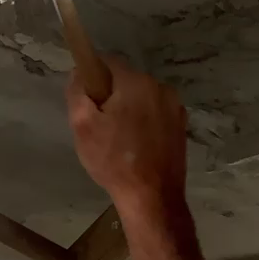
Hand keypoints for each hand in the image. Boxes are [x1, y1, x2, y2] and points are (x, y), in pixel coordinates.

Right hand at [66, 56, 188, 216]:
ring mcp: (174, 107)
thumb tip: (80, 73)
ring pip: (140, 96)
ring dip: (127, 107)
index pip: (107, 61)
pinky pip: (154, 111)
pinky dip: (143, 120)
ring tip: (117, 137)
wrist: (152, 198)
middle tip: (98, 123)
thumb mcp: (82, 125)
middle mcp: (160, 87)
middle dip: (109, 94)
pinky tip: (135, 144)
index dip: (92, 75)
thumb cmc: (113, 159)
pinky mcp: (181, 125)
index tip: (86, 98)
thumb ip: (77, 91)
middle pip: (125, 79)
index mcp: (136, 82)